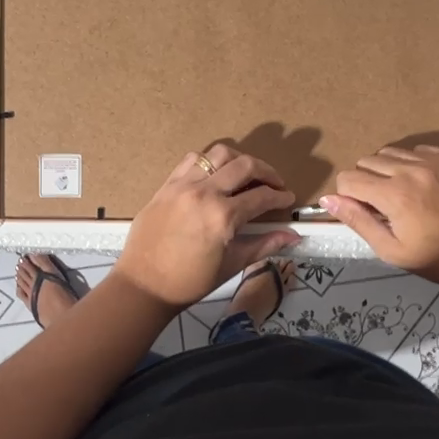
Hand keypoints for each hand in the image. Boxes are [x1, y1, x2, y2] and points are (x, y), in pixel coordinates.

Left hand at [112, 144, 301, 308]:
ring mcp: (183, 186)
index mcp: (222, 216)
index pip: (261, 196)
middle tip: (275, 184)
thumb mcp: (232, 265)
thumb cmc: (190, 281)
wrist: (144, 284)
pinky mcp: (166, 185)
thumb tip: (294, 237)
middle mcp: (204, 193)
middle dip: (266, 172)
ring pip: (218, 154)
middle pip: (245, 166)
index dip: (280, 196)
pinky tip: (216, 175)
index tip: (288, 199)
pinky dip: (210, 162)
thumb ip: (265, 245)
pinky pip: (192, 160)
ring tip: (246, 175)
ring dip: (239, 160)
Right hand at [322, 145, 438, 295]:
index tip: (362, 212)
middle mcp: (414, 169)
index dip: (348, 196)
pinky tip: (425, 188)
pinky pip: (421, 151)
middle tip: (383, 207)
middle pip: (368, 161)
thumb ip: (357, 221)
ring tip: (403, 196)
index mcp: (395, 194)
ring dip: (388, 171)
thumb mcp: (391, 250)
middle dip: (366, 182)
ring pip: (392, 153)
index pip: (349, 178)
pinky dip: (414, 165)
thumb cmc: (437, 261)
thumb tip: (328, 200)